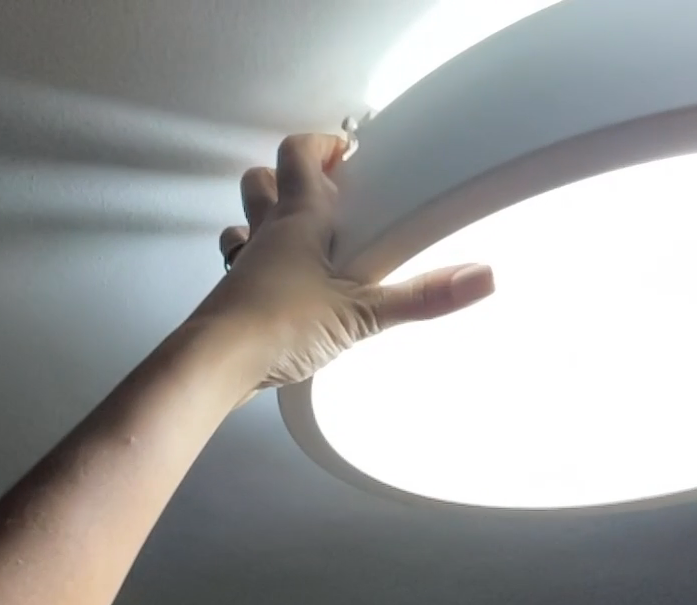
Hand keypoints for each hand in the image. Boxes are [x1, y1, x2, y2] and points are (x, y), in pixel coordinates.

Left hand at [195, 133, 494, 394]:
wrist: (215, 366)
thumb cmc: (280, 324)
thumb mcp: (359, 313)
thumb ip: (419, 298)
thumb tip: (481, 277)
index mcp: (297, 219)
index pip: (298, 155)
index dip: (320, 146)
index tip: (348, 156)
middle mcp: (263, 235)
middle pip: (260, 182)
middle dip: (286, 178)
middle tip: (323, 196)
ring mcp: (241, 268)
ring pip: (243, 228)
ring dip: (263, 226)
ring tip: (300, 244)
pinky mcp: (229, 302)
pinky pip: (240, 273)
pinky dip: (257, 273)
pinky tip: (280, 292)